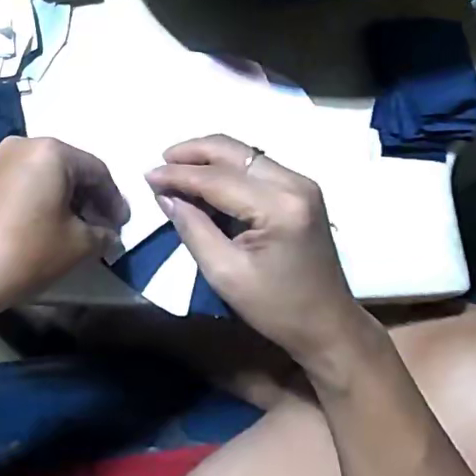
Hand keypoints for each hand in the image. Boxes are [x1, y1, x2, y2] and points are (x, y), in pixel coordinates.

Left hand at [0, 136, 127, 329]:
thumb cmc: (27, 251)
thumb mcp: (78, 245)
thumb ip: (103, 234)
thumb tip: (109, 234)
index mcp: (52, 150)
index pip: (97, 171)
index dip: (114, 200)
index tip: (123, 226)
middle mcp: (25, 146)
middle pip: (72, 170)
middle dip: (92, 200)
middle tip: (106, 228)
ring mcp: (1, 162)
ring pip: (49, 177)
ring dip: (70, 202)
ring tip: (82, 232)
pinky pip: (29, 185)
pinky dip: (47, 203)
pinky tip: (54, 228)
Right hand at [144, 135, 375, 367]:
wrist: (328, 324)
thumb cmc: (276, 308)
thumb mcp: (225, 273)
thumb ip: (193, 228)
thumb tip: (166, 194)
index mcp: (279, 206)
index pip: (217, 178)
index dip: (178, 174)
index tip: (147, 175)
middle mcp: (294, 183)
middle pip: (234, 151)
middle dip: (193, 152)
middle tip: (160, 163)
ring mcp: (301, 183)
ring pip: (245, 153)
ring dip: (209, 158)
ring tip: (176, 170)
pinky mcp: (301, 190)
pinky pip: (256, 166)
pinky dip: (227, 168)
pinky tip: (205, 181)